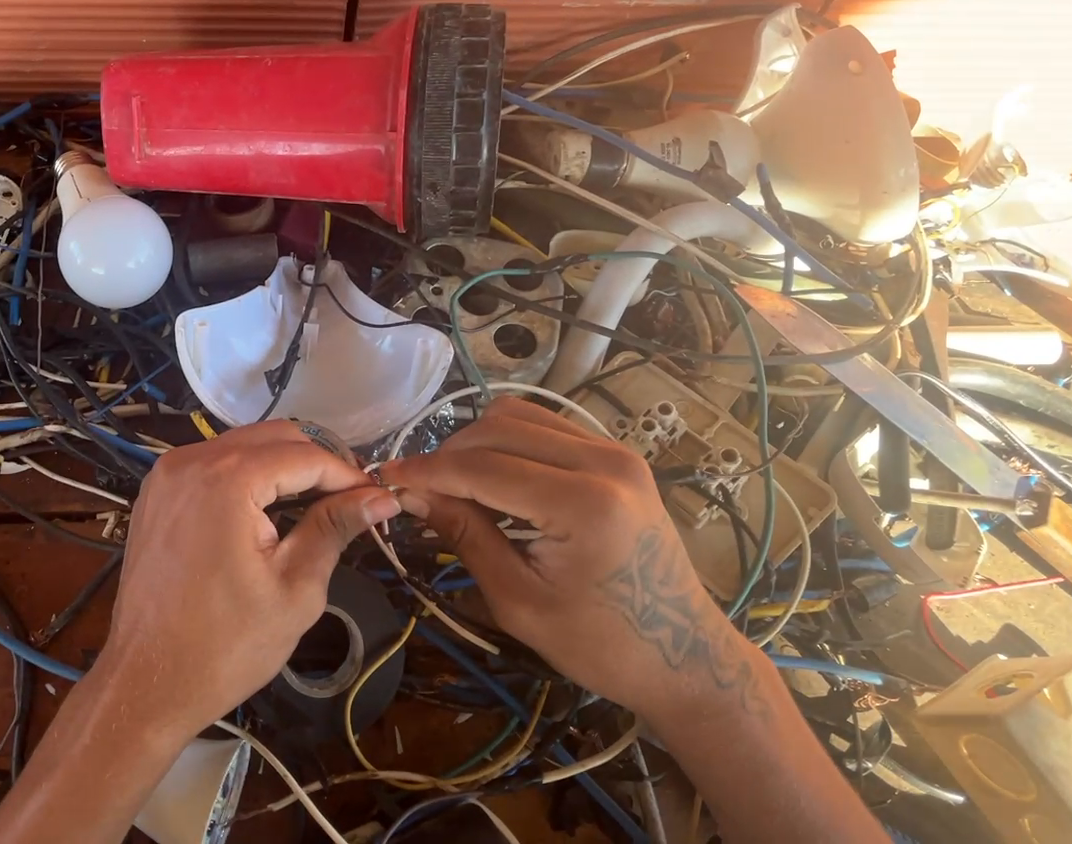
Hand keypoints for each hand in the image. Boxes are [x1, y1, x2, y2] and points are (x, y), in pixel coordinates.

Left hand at [94, 421, 401, 737]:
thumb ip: (335, 527)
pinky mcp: (157, 491)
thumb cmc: (226, 645)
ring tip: (318, 503)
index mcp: (226, 479)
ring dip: (283, 465)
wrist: (148, 683)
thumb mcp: (295, 588)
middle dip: (317, 461)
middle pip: (273, 437)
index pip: (304, 455)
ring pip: (243, 445)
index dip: (347, 473)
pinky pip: (213, 463)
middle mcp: (191, 460)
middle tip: (351, 499)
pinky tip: (269, 508)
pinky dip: (247, 475)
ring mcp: (167, 473)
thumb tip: (382, 497)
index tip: (376, 497)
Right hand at [382, 397, 761, 725]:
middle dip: (449, 454)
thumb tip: (409, 492)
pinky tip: (495, 479)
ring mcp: (615, 451)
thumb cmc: (601, 644)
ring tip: (456, 485)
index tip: (386, 476)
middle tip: (419, 490)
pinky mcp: (617, 455)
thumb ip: (464, 534)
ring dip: (477, 443)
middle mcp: (603, 461)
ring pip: (518, 416)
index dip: (427, 470)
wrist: (685, 655)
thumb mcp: (518, 600)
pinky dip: (507, 442)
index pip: (482, 466)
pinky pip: (544, 426)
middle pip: (497, 427)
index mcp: (582, 504)